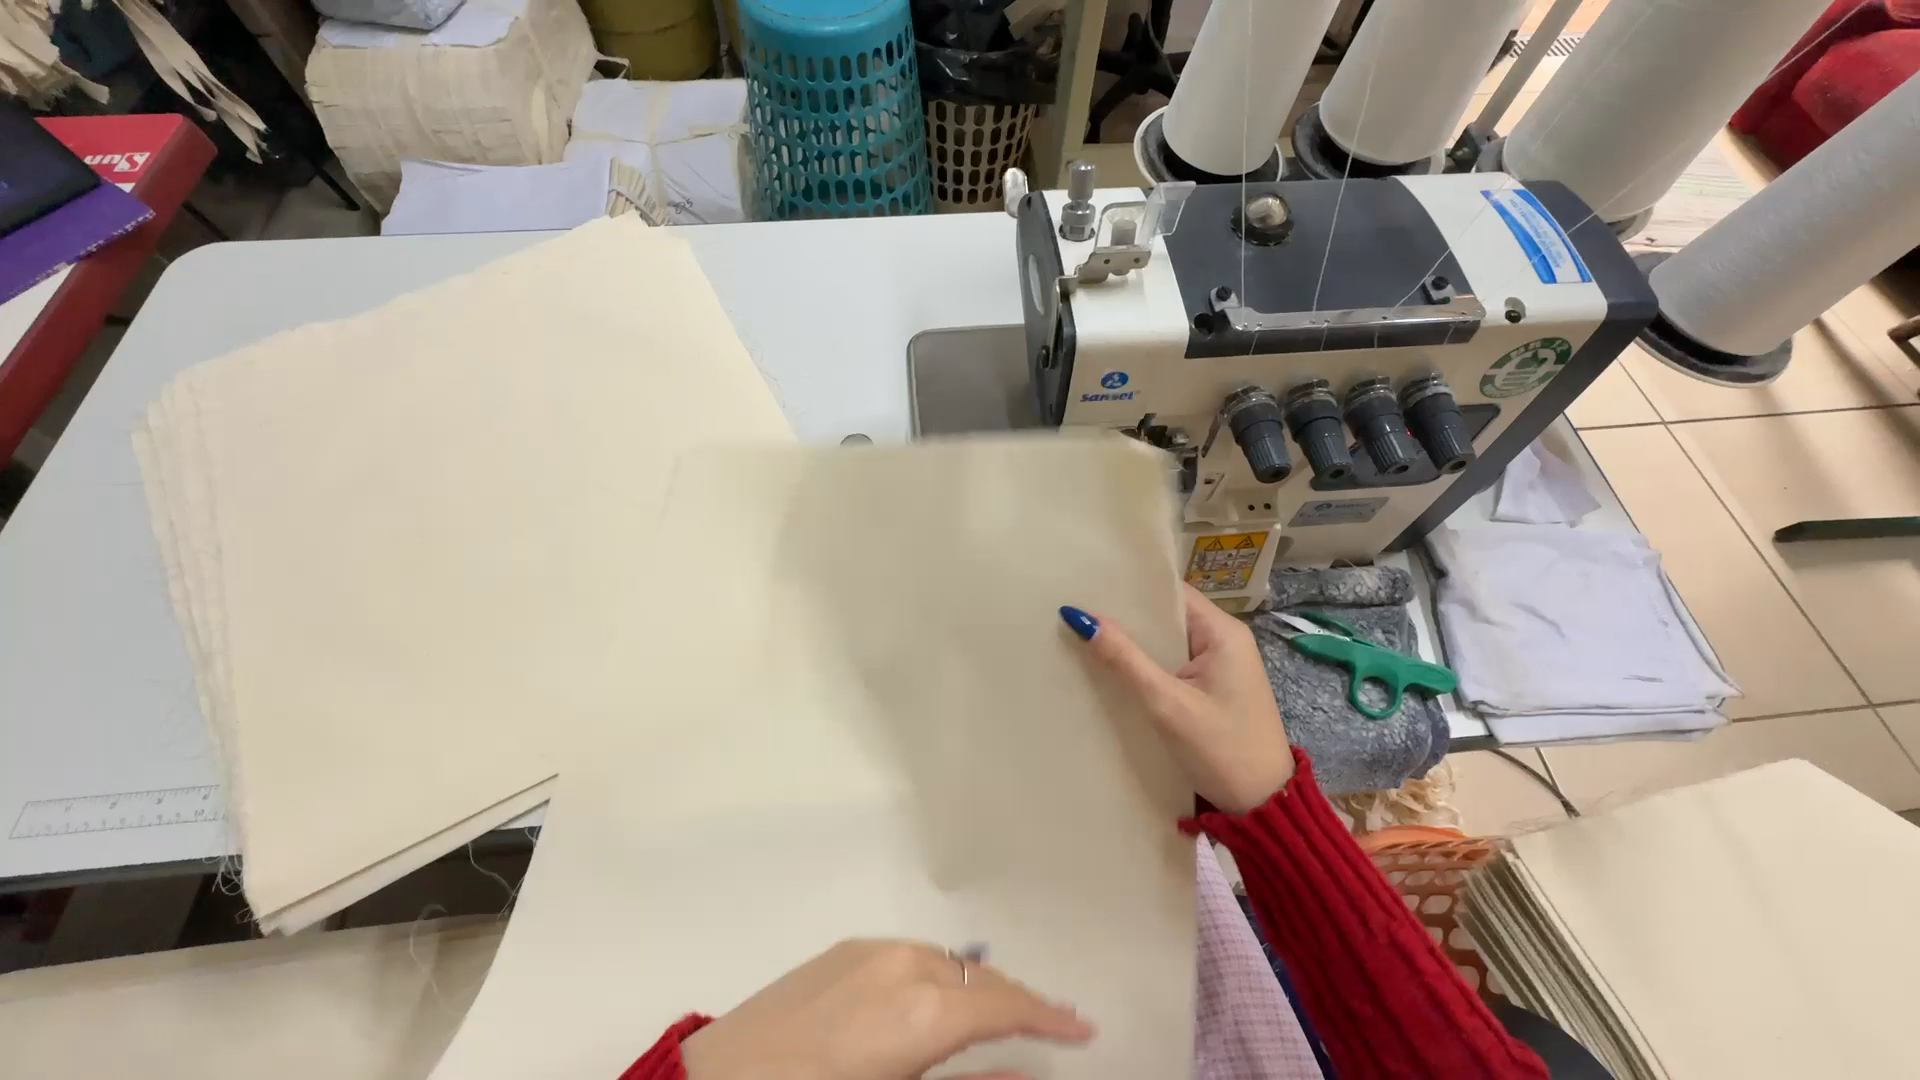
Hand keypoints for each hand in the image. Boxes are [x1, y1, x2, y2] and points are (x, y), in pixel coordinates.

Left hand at [680, 939, 1093, 1079]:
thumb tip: (1025, 1074)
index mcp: (923, 1010)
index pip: (1004, 1005)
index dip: (1050, 1016)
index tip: (1083, 1028)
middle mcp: (903, 963)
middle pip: (978, 975)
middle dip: (1014, 999)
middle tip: (1044, 1024)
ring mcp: (868, 949)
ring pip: (944, 959)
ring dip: (972, 984)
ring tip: (992, 1013)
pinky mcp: (840, 950)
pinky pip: (908, 955)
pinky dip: (934, 973)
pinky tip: (930, 998)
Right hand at [1060, 584, 1292, 813]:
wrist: (1264, 806)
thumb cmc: (1220, 750)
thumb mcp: (1166, 704)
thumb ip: (1124, 659)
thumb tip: (1079, 616)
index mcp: (1223, 632)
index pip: (1170, 593)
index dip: (1130, 587)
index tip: (1088, 584)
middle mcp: (1225, 640)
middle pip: (1167, 615)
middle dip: (1126, 615)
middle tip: (1076, 610)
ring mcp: (1221, 666)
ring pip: (1168, 642)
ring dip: (1134, 642)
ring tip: (1085, 634)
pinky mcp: (1213, 689)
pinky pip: (1174, 664)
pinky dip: (1147, 664)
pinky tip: (1113, 668)